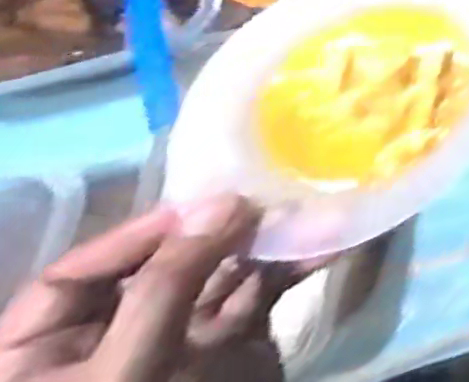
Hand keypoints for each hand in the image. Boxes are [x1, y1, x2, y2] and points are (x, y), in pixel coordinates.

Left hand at [0, 195, 297, 381]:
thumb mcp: (134, 365)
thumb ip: (170, 283)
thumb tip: (221, 201)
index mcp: (40, 358)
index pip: (71, 279)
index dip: (133, 237)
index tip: (203, 202)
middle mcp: (106, 341)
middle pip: (157, 267)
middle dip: (220, 231)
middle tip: (271, 199)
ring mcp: (175, 340)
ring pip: (220, 273)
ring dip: (270, 243)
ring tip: (314, 216)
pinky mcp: (231, 341)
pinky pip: (262, 292)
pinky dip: (298, 266)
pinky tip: (332, 245)